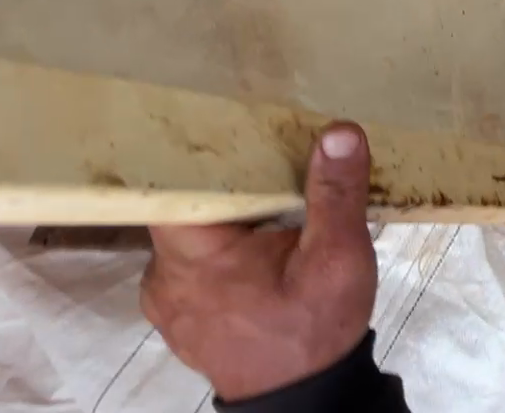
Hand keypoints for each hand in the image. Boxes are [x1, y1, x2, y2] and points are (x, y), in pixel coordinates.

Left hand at [141, 122, 377, 401]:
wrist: (302, 393)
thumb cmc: (315, 321)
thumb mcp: (339, 255)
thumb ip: (336, 193)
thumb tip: (339, 131)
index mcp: (193, 258)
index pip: (175, 188)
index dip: (205, 152)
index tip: (243, 118)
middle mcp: (165, 273)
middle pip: (192, 202)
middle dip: (239, 172)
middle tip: (286, 138)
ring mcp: (171, 292)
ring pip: (201, 226)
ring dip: (242, 201)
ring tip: (290, 176)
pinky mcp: (189, 303)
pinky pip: (207, 250)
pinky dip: (239, 229)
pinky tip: (280, 223)